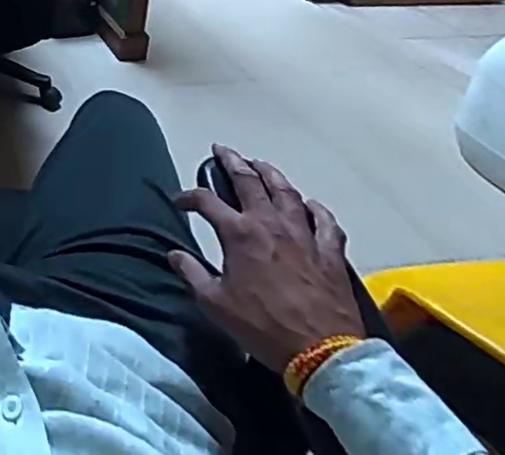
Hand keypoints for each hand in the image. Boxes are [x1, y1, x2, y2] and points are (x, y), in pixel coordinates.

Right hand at [167, 145, 365, 372]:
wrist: (322, 354)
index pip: (206, 201)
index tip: (180, 202)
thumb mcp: (215, 303)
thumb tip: (174, 254)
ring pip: (286, 192)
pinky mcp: (330, 253)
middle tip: (222, 150)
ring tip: (260, 164)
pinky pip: (326, 222)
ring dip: (270, 174)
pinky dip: (316, 209)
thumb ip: (191, 273)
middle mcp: (269, 224)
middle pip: (248, 181)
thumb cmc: (263, 326)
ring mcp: (303, 235)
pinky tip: (309, 203)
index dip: (188, 197)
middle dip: (232, 161)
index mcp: (238, 233)